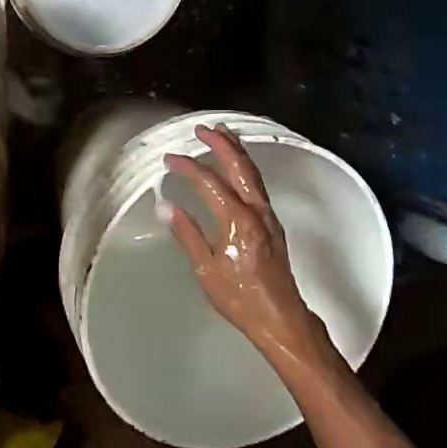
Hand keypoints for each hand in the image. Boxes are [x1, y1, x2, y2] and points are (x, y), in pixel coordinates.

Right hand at [163, 125, 322, 359]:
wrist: (279, 318)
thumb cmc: (239, 297)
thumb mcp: (206, 269)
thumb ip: (188, 234)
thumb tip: (167, 205)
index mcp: (237, 220)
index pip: (210, 182)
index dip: (188, 167)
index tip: (170, 160)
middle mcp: (256, 211)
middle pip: (240, 167)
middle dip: (221, 144)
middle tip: (203, 129)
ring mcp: (268, 216)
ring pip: (253, 173)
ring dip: (237, 151)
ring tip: (223, 134)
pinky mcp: (272, 223)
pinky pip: (258, 184)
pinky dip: (245, 167)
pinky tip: (237, 166)